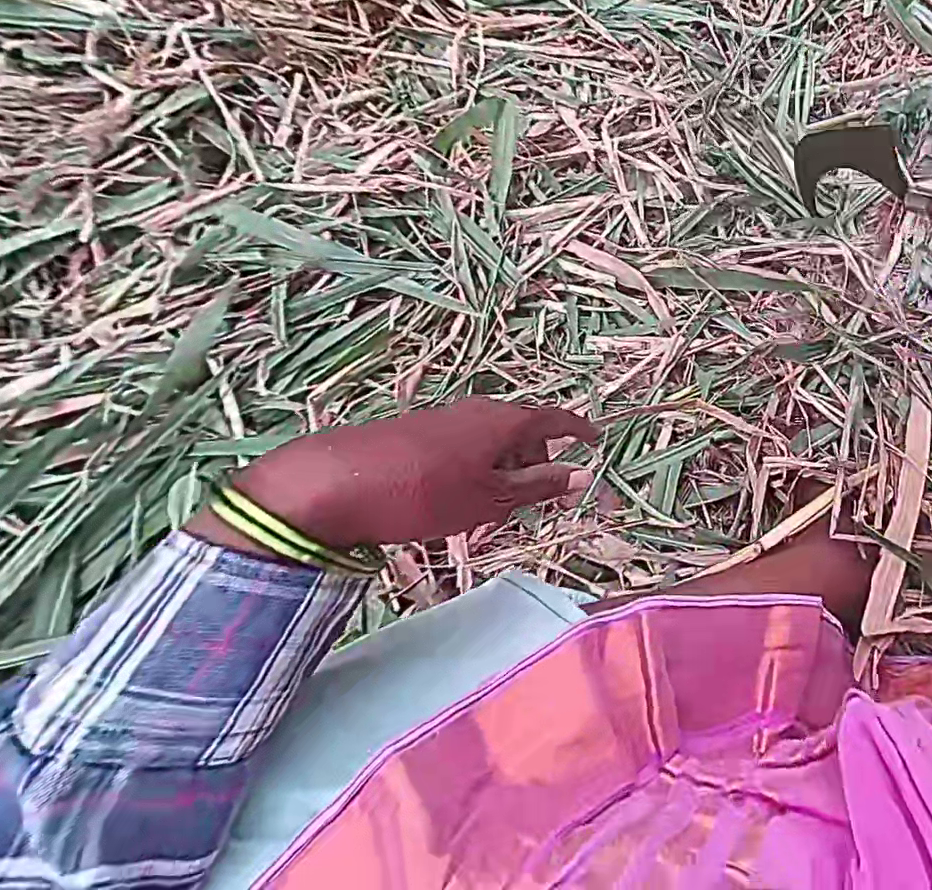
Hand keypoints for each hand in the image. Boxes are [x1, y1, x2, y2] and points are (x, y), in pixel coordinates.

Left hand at [199, 398, 597, 556]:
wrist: (336, 482)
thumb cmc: (426, 493)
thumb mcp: (492, 499)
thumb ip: (540, 486)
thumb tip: (583, 474)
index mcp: (506, 422)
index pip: (556, 421)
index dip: (579, 431)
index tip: (595, 441)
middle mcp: (480, 410)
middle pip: (524, 435)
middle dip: (532, 470)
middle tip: (522, 512)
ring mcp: (448, 417)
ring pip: (492, 445)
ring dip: (500, 478)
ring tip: (481, 521)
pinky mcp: (421, 430)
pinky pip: (464, 448)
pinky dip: (474, 473)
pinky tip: (452, 505)